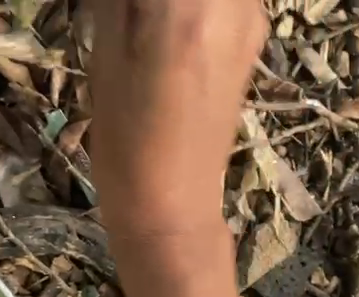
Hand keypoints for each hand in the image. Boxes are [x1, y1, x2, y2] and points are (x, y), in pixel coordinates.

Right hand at [86, 0, 266, 296]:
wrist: (173, 213)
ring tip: (141, 27)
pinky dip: (190, 9)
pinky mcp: (253, 34)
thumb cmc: (126, 149)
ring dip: (166, 6)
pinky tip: (165, 33)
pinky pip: (221, 0)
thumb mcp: (106, 60)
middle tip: (126, 20)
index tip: (114, 12)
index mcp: (186, 4)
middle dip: (147, 2)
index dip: (127, 0)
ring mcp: (250, 14)